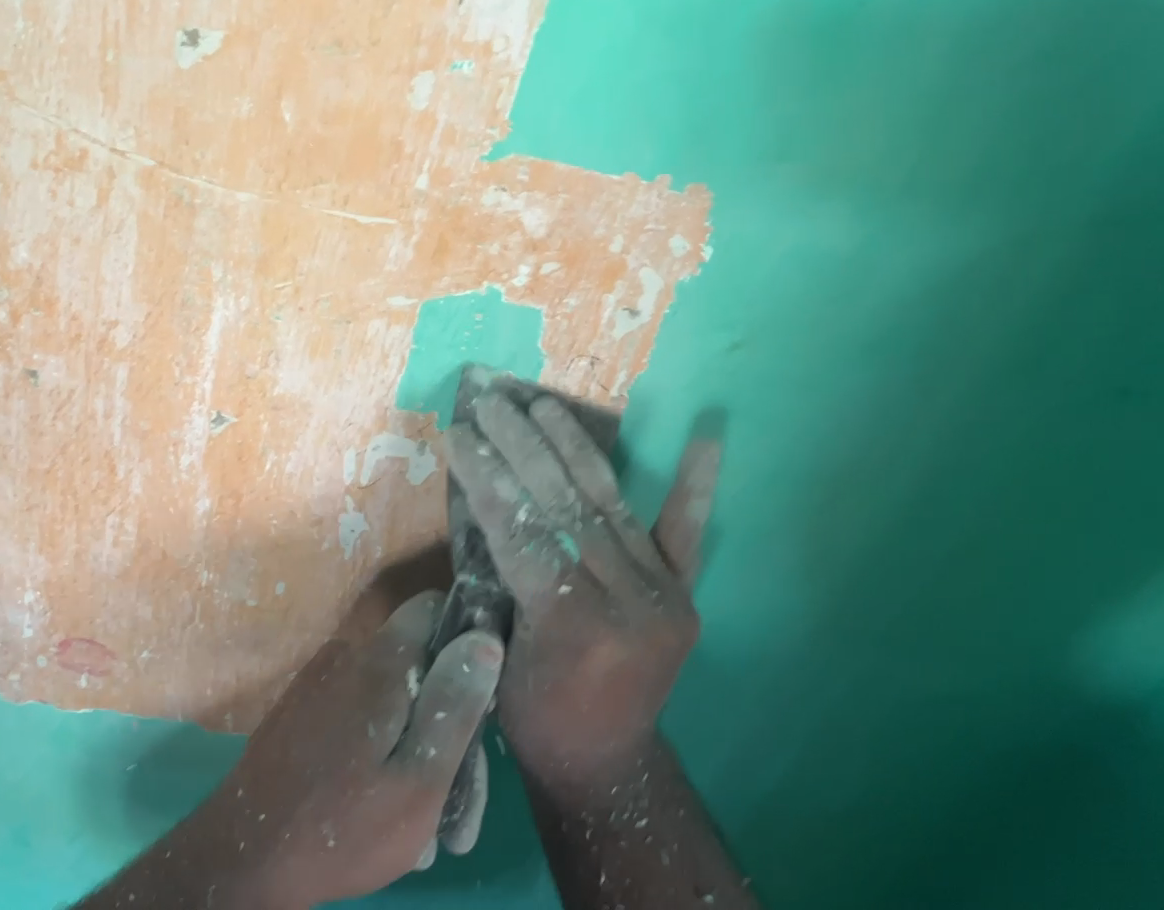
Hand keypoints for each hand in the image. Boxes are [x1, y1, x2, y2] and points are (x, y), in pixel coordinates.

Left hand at [182, 592, 503, 907]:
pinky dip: (381, 757)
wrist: (248, 854)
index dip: (468, 642)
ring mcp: (318, 684)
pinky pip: (359, 719)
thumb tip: (483, 637)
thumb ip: (453, 704)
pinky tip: (386, 813)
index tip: (484, 698)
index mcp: (376, 661)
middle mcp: (343, 657)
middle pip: (416, 667)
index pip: (431, 609)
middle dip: (447, 727)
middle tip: (461, 812)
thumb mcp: (420, 777)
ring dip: (417, 755)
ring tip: (427, 829)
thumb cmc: (344, 825)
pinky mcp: (302, 713)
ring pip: (390, 702)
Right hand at [445, 385, 718, 785]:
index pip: (520, 529)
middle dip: (521, 447)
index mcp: (570, 622)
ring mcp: (663, 595)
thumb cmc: (531, 714)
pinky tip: (704, 440)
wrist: (604, 761)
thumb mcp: (491, 652)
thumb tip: (477, 508)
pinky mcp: (684, 596)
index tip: (459, 433)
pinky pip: (686, 535)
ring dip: (573, 448)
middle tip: (491, 403)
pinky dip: (692, 487)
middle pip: (565, 505)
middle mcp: (626, 600)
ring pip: (611, 506)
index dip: (485, 477)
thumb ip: (492, 581)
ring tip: (541, 405)